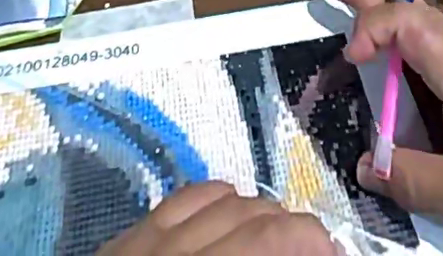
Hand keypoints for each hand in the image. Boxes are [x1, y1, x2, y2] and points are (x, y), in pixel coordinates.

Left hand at [99, 182, 336, 255]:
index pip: (271, 245)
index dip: (314, 247)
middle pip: (258, 222)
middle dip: (300, 234)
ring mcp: (151, 242)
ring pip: (227, 201)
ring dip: (265, 215)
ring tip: (281, 239)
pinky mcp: (129, 235)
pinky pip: (186, 195)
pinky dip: (220, 197)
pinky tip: (234, 208)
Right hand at [329, 0, 442, 255]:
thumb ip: (408, 176)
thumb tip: (363, 166)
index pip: (405, 20)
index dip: (369, 27)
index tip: (350, 60)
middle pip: (414, 9)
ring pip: (427, 24)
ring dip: (390, 8)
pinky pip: (439, 48)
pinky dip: (411, 36)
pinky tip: (402, 48)